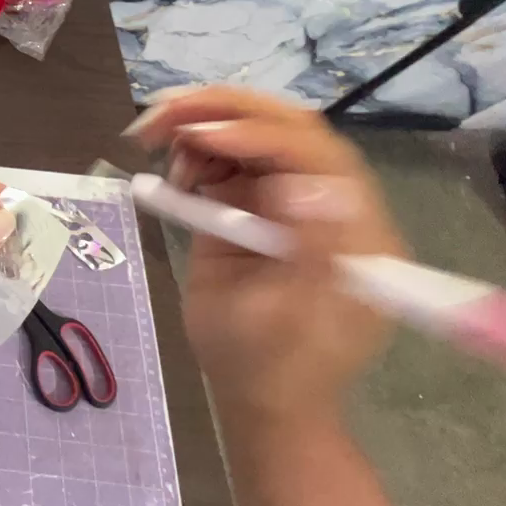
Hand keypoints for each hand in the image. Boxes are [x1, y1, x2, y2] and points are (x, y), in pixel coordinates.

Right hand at [126, 86, 404, 422]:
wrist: (256, 395)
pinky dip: (190, 152)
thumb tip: (313, 186)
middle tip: (160, 113)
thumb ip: (313, 252)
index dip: (256, 132)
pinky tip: (171, 172)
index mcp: (353, 230)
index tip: (197, 135)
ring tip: (152, 139)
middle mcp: (324, 203)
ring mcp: (284, 201)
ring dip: (197, 124)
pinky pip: (222, 159)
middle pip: (281, 127)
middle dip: (220, 110)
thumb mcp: (293, 319)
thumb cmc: (275, 365)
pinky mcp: (249, 205)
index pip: (312, 153)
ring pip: (247, 133)